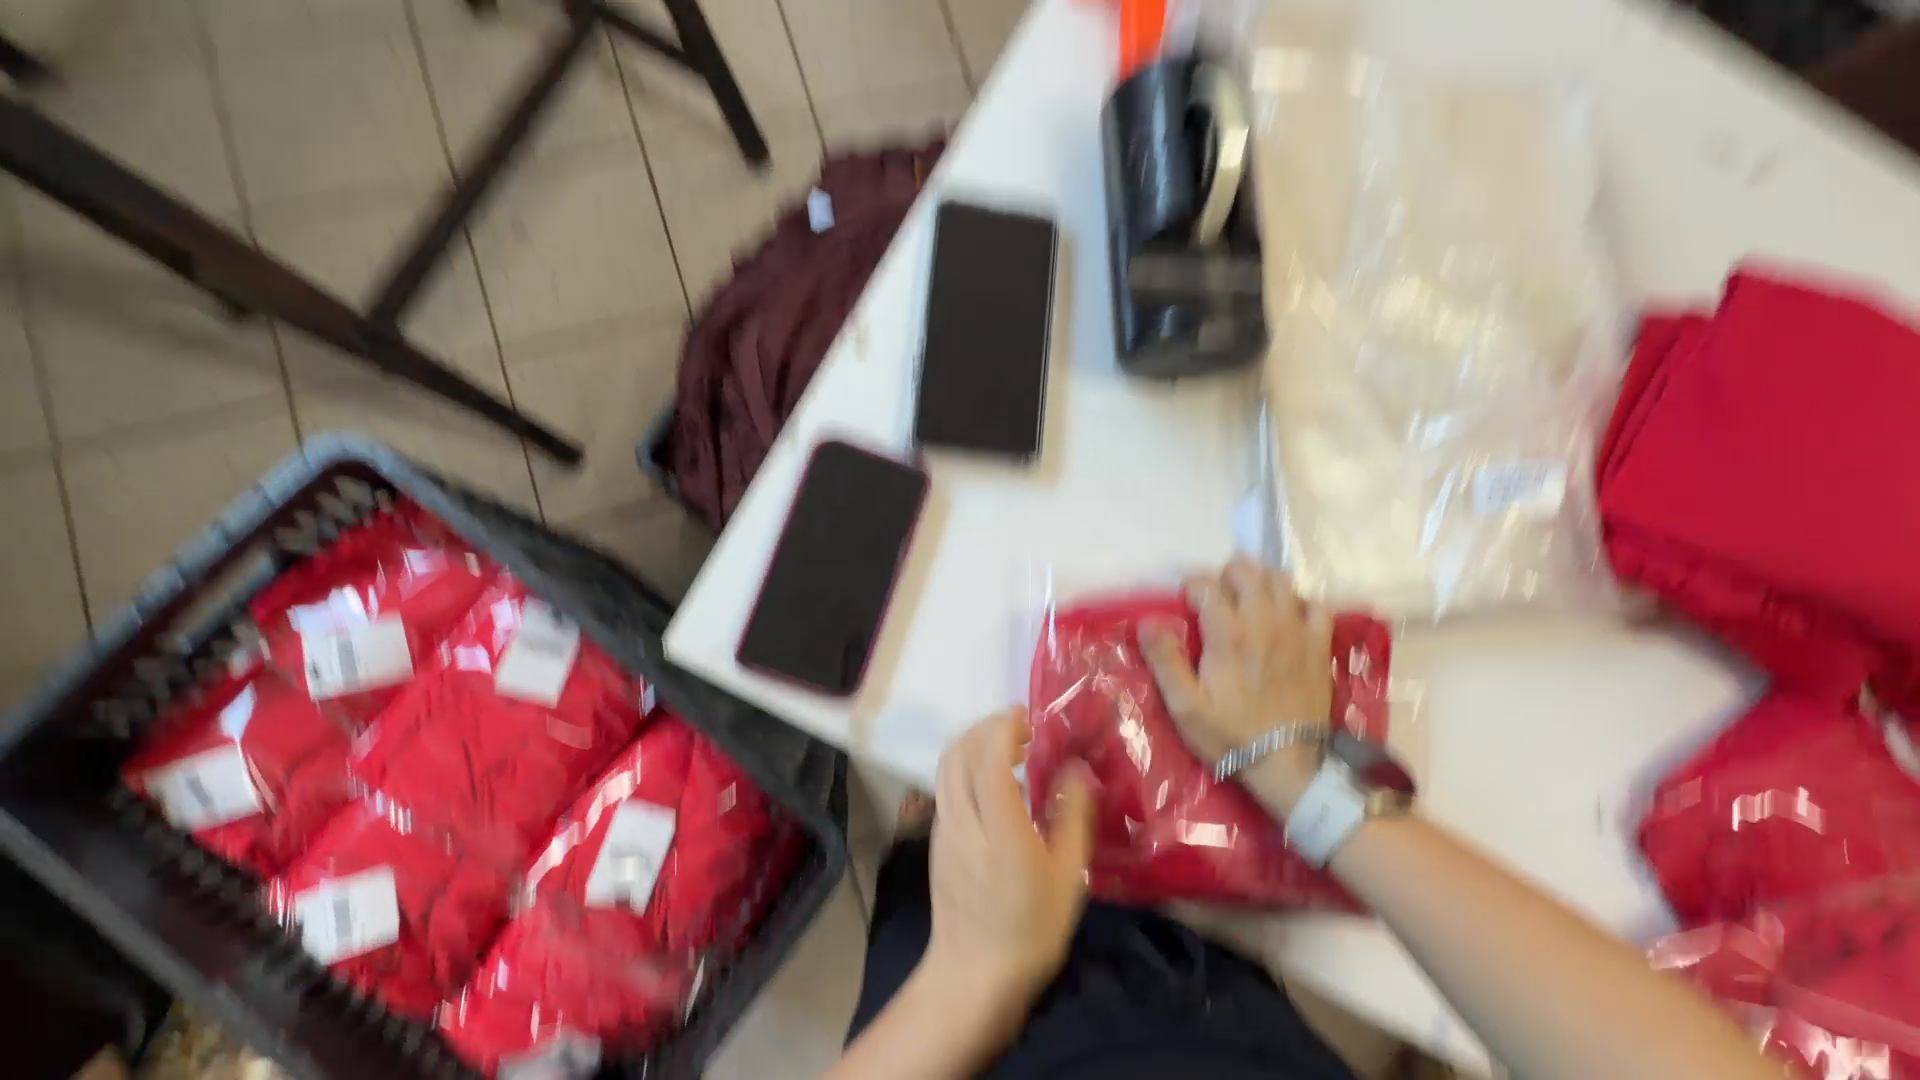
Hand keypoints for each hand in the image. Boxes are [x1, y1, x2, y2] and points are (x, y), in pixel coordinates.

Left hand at [923, 708, 1093, 1005]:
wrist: (972, 976)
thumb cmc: (1029, 930)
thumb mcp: (1068, 878)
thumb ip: (1072, 817)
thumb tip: (1077, 770)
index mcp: (998, 826)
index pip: (990, 755)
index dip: (1006, 726)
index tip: (1030, 716)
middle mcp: (962, 818)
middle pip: (959, 750)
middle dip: (987, 727)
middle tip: (1022, 729)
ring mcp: (942, 828)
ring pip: (946, 766)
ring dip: (973, 745)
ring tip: (1010, 750)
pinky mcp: (936, 839)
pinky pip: (946, 786)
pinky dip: (966, 767)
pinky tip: (995, 784)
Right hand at [1138, 558, 1332, 811]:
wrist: (1287, 765)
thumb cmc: (1230, 735)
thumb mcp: (1185, 706)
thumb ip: (1164, 660)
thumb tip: (1147, 622)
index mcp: (1228, 633)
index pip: (1206, 584)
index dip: (1191, 587)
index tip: (1185, 603)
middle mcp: (1264, 621)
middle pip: (1246, 571)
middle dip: (1225, 575)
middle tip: (1215, 598)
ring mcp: (1296, 630)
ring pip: (1280, 580)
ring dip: (1260, 581)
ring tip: (1247, 599)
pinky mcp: (1318, 645)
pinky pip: (1314, 604)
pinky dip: (1297, 602)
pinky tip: (1286, 617)